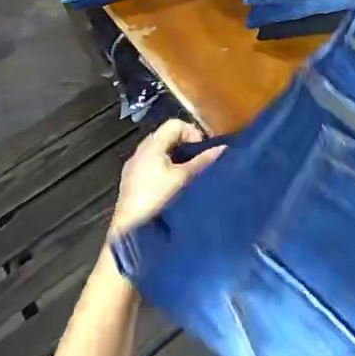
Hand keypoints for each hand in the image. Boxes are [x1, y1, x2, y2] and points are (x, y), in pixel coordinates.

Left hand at [110, 120, 224, 237]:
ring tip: (189, 174)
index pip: (174, 124)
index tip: (202, 150)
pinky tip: (173, 186)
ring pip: (158, 152)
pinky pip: (150, 165)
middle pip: (166, 136)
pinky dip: (164, 168)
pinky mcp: (131, 182)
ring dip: (175, 158)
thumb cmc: (159, 200)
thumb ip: (204, 161)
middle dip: (185, 145)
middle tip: (199, 161)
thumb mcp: (185, 179)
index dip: (192, 132)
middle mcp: (139, 152)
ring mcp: (133, 167)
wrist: (131, 231)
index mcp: (151, 146)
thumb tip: (223, 148)